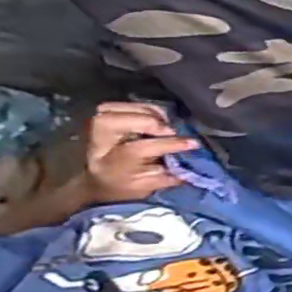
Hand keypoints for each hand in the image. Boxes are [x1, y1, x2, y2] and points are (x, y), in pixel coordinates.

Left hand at [80, 103, 198, 204]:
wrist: (99, 182)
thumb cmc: (127, 186)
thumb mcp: (149, 187)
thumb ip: (170, 176)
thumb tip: (196, 165)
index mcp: (110, 165)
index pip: (135, 150)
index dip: (166, 144)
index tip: (192, 144)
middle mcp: (97, 146)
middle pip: (107, 122)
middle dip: (143, 120)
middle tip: (168, 129)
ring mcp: (95, 131)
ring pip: (110, 108)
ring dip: (144, 111)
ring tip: (164, 121)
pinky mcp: (102, 121)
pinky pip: (118, 104)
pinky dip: (141, 107)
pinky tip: (157, 116)